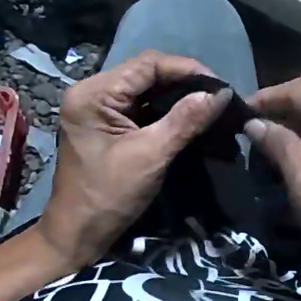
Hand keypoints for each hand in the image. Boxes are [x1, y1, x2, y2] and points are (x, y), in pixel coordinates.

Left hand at [35, 52, 231, 269]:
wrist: (78, 235)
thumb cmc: (109, 196)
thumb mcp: (151, 155)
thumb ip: (185, 120)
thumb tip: (222, 92)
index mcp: (93, 94)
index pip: (147, 64)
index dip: (187, 70)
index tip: (220, 86)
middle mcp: (92, 92)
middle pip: (146, 74)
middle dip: (184, 83)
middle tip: (219, 96)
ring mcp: (97, 109)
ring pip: (145, 90)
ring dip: (177, 96)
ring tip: (210, 104)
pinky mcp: (106, 125)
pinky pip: (140, 108)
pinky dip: (166, 111)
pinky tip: (190, 116)